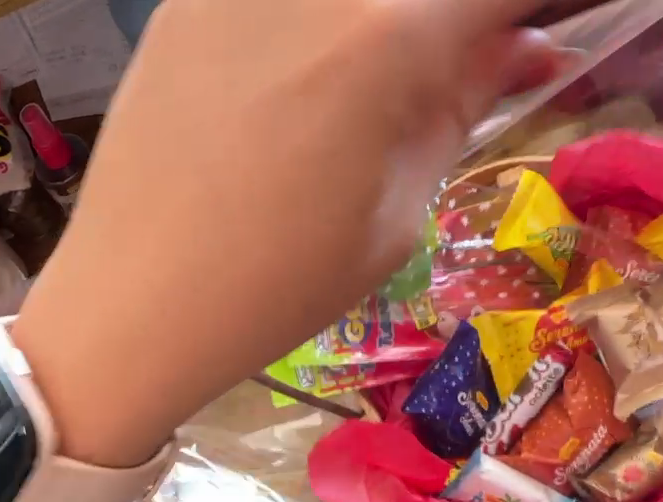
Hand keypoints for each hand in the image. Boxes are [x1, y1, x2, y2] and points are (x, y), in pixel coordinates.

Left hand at [15, 0, 558, 466]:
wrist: (129, 310)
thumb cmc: (270, 293)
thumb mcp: (389, 224)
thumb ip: (455, 111)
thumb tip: (517, 46)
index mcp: (390, 37)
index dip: (533, 6)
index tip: (533, 34)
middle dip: (452, 21)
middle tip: (447, 72)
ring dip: (377, 30)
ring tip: (364, 89)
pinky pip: (276, 4)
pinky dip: (308, 30)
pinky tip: (291, 84)